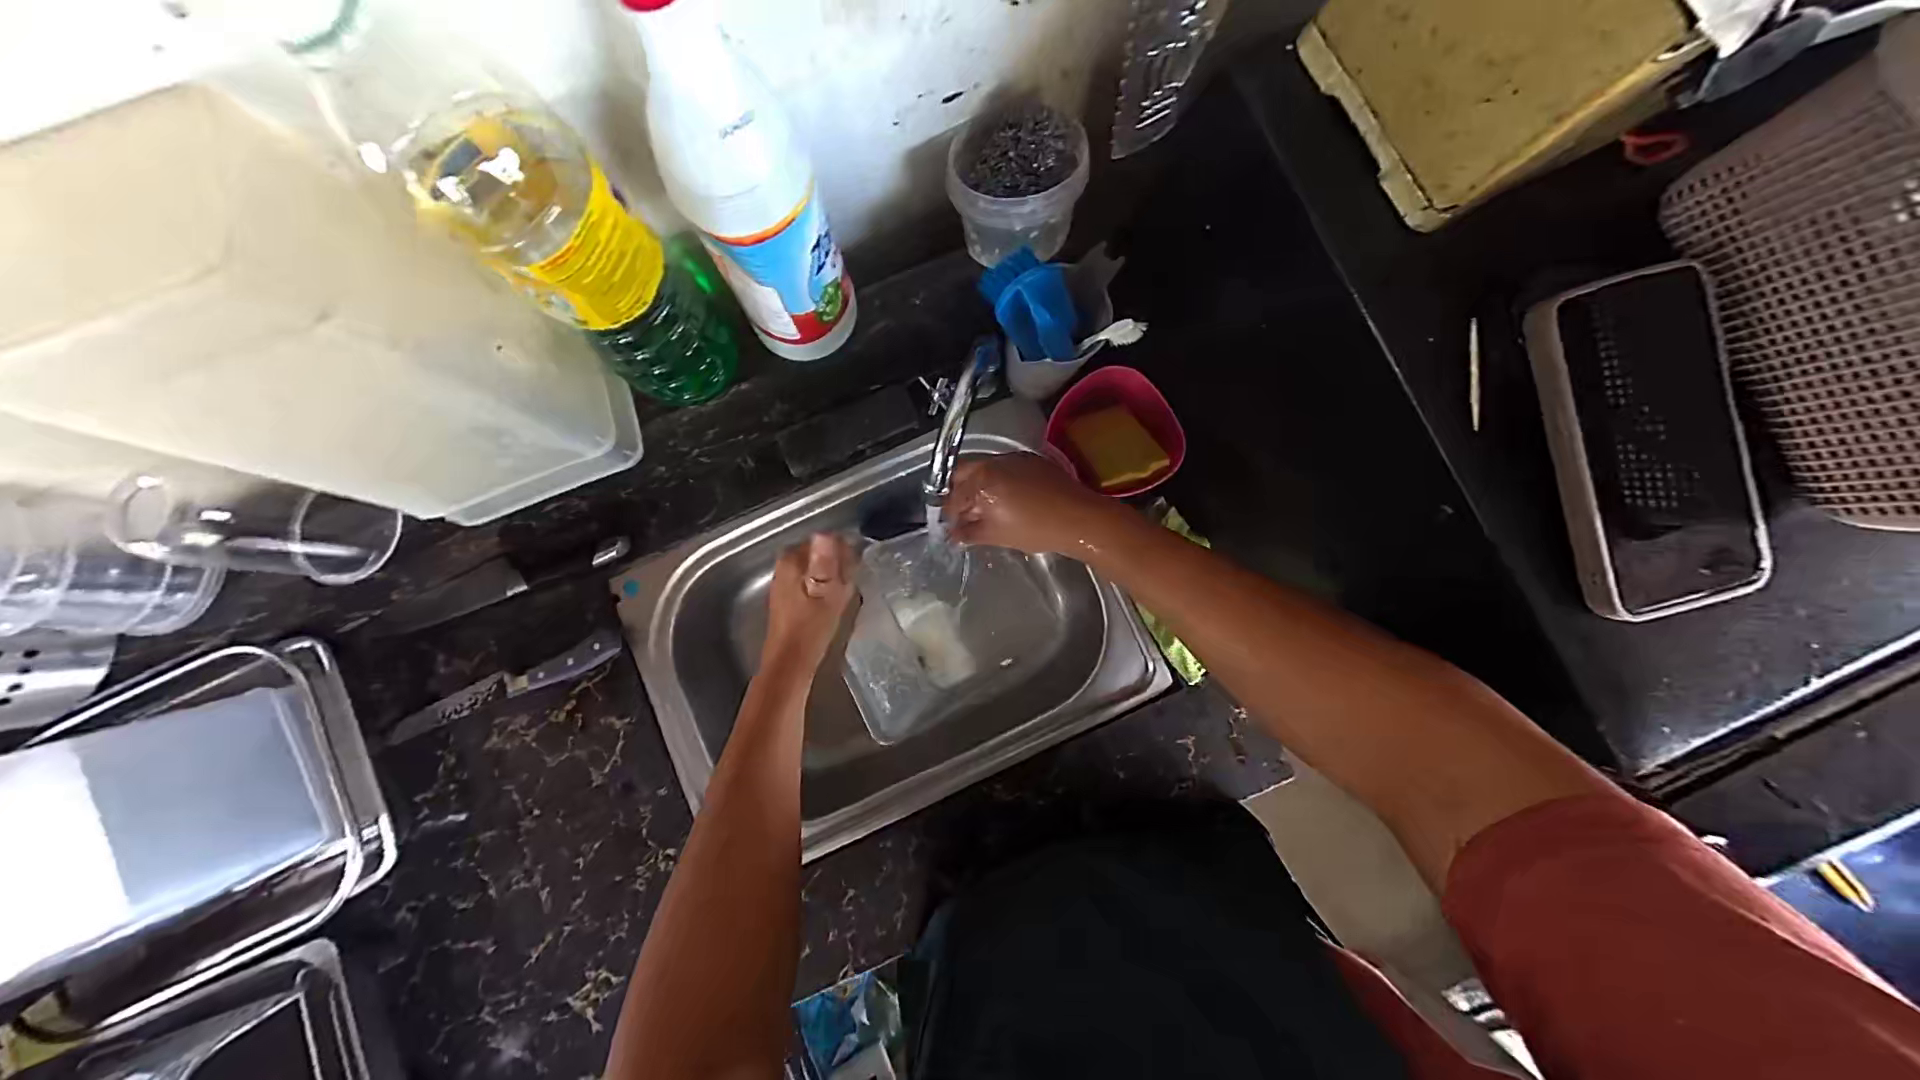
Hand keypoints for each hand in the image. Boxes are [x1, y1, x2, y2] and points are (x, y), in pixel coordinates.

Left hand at [762, 532, 856, 672]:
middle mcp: (785, 566)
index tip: (857, 570)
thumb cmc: (810, 630)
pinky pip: (814, 582)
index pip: (826, 539)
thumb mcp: (827, 594)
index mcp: (792, 560)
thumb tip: (827, 534)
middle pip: (822, 553)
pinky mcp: (789, 598)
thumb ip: (827, 563)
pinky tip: (834, 606)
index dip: (846, 552)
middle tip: (852, 585)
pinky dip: (826, 590)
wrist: (790, 665)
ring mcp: (785, 582)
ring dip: (835, 579)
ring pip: (819, 569)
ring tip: (846, 596)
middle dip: (840, 565)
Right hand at [942, 453, 1129, 556]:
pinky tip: (1006, 500)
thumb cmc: (1037, 528)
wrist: (1079, 519)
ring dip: (977, 485)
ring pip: (984, 468)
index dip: (949, 514)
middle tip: (961, 513)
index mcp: (981, 480)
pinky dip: (998, 480)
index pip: (953, 496)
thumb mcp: (997, 535)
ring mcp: (1014, 459)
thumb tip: (954, 534)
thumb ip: (970, 533)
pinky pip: (1005, 467)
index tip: (951, 526)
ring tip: (984, 508)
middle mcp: (994, 462)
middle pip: (963, 472)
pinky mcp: (1032, 461)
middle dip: (958, 491)